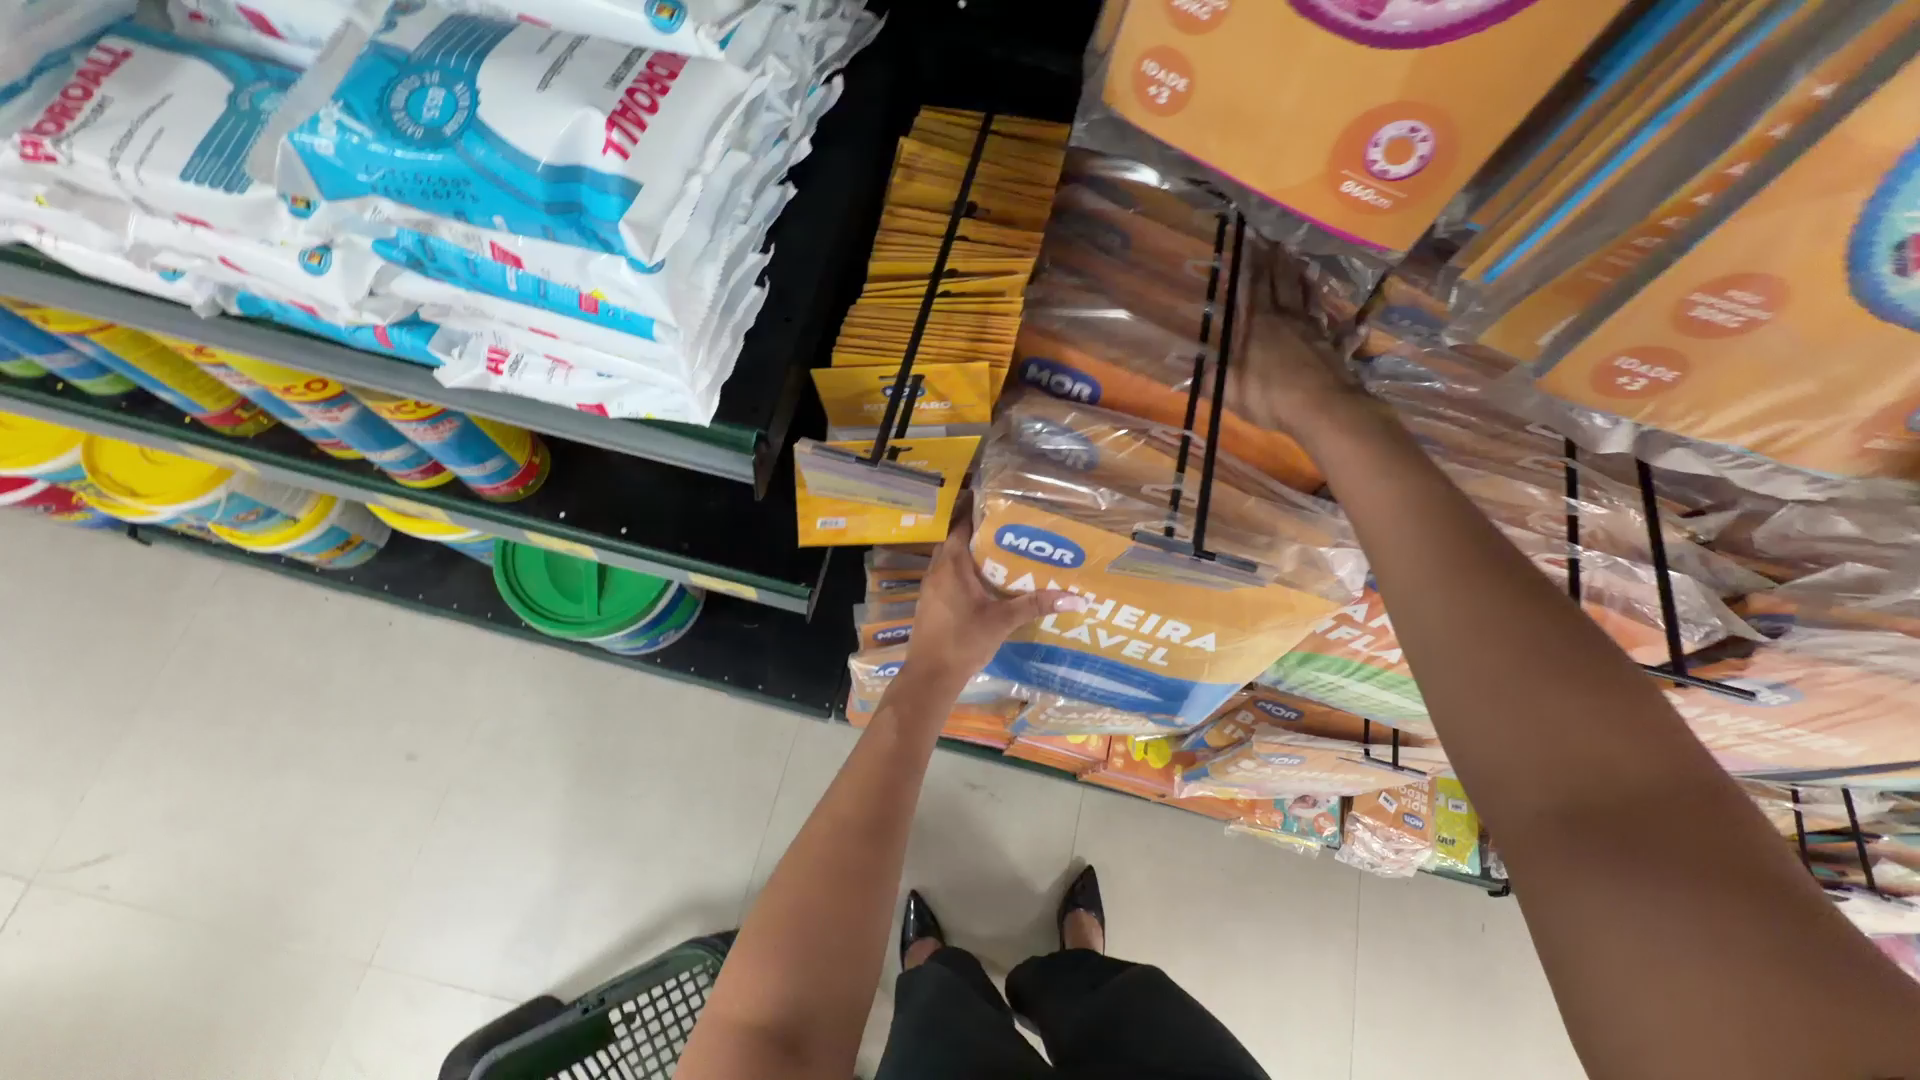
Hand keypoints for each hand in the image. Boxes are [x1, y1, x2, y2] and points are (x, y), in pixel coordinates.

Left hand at [903, 502, 1084, 690]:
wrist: (930, 676)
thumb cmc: (964, 641)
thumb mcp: (1003, 621)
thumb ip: (1035, 604)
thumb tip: (1075, 597)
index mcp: (951, 564)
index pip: (961, 524)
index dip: (977, 510)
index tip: (997, 500)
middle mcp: (937, 569)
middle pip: (956, 539)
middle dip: (978, 531)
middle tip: (1007, 524)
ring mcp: (931, 587)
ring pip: (951, 559)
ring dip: (970, 553)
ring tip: (1000, 549)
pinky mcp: (931, 602)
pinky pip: (948, 576)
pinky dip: (964, 571)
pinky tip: (984, 581)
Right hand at [1224, 250, 1380, 445]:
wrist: (1323, 409)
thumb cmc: (1270, 396)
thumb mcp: (1230, 390)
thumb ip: (1212, 377)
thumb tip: (1193, 369)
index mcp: (1259, 325)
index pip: (1252, 286)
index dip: (1251, 263)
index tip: (1251, 239)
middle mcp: (1288, 320)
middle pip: (1283, 284)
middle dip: (1278, 262)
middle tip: (1278, 241)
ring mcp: (1316, 333)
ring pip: (1310, 300)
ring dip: (1306, 283)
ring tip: (1305, 266)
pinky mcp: (1336, 350)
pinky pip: (1341, 336)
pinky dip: (1348, 330)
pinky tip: (1357, 325)